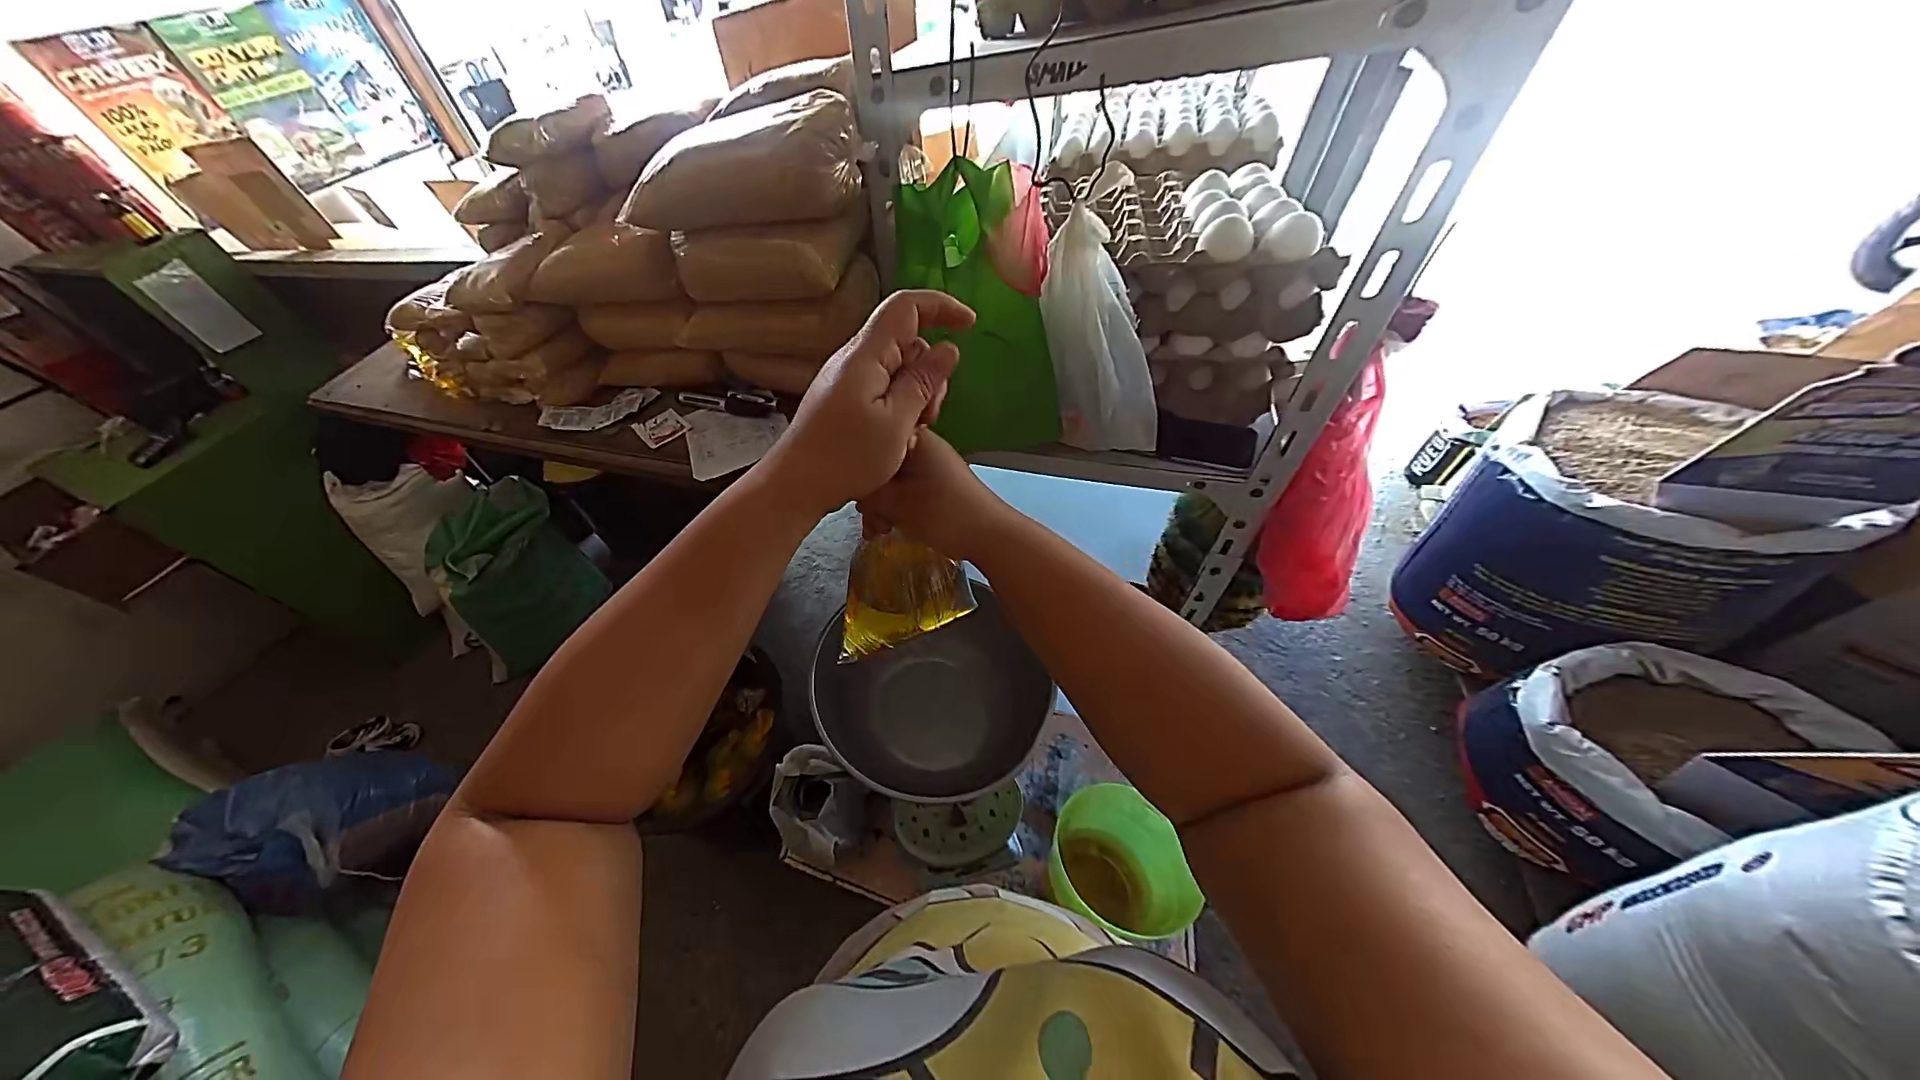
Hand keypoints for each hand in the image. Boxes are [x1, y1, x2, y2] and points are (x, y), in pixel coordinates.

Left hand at [760, 290, 974, 514]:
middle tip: (930, 415)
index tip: (971, 325)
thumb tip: (949, 349)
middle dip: (930, 370)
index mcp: (866, 356)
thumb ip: (923, 383)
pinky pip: (883, 386)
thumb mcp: (897, 424)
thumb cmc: (845, 458)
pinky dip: (900, 404)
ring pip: (899, 366)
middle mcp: (855, 358)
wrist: (796, 484)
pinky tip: (899, 434)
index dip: (942, 306)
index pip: (906, 307)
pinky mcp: (844, 396)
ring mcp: (848, 378)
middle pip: (907, 341)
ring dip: (917, 393)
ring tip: (912, 431)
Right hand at [858, 429, 1017, 562]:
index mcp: (914, 438)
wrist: (990, 536)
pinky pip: (902, 492)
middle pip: (878, 465)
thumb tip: (846, 486)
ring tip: (879, 531)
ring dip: (879, 507)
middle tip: (871, 522)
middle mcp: (921, 446)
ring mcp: (928, 465)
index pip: (871, 442)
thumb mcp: (896, 503)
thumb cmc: (943, 513)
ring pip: (888, 482)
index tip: (851, 495)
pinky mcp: (933, 485)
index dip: (857, 470)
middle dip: (869, 496)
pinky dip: (892, 509)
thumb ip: (866, 491)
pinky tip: (887, 530)